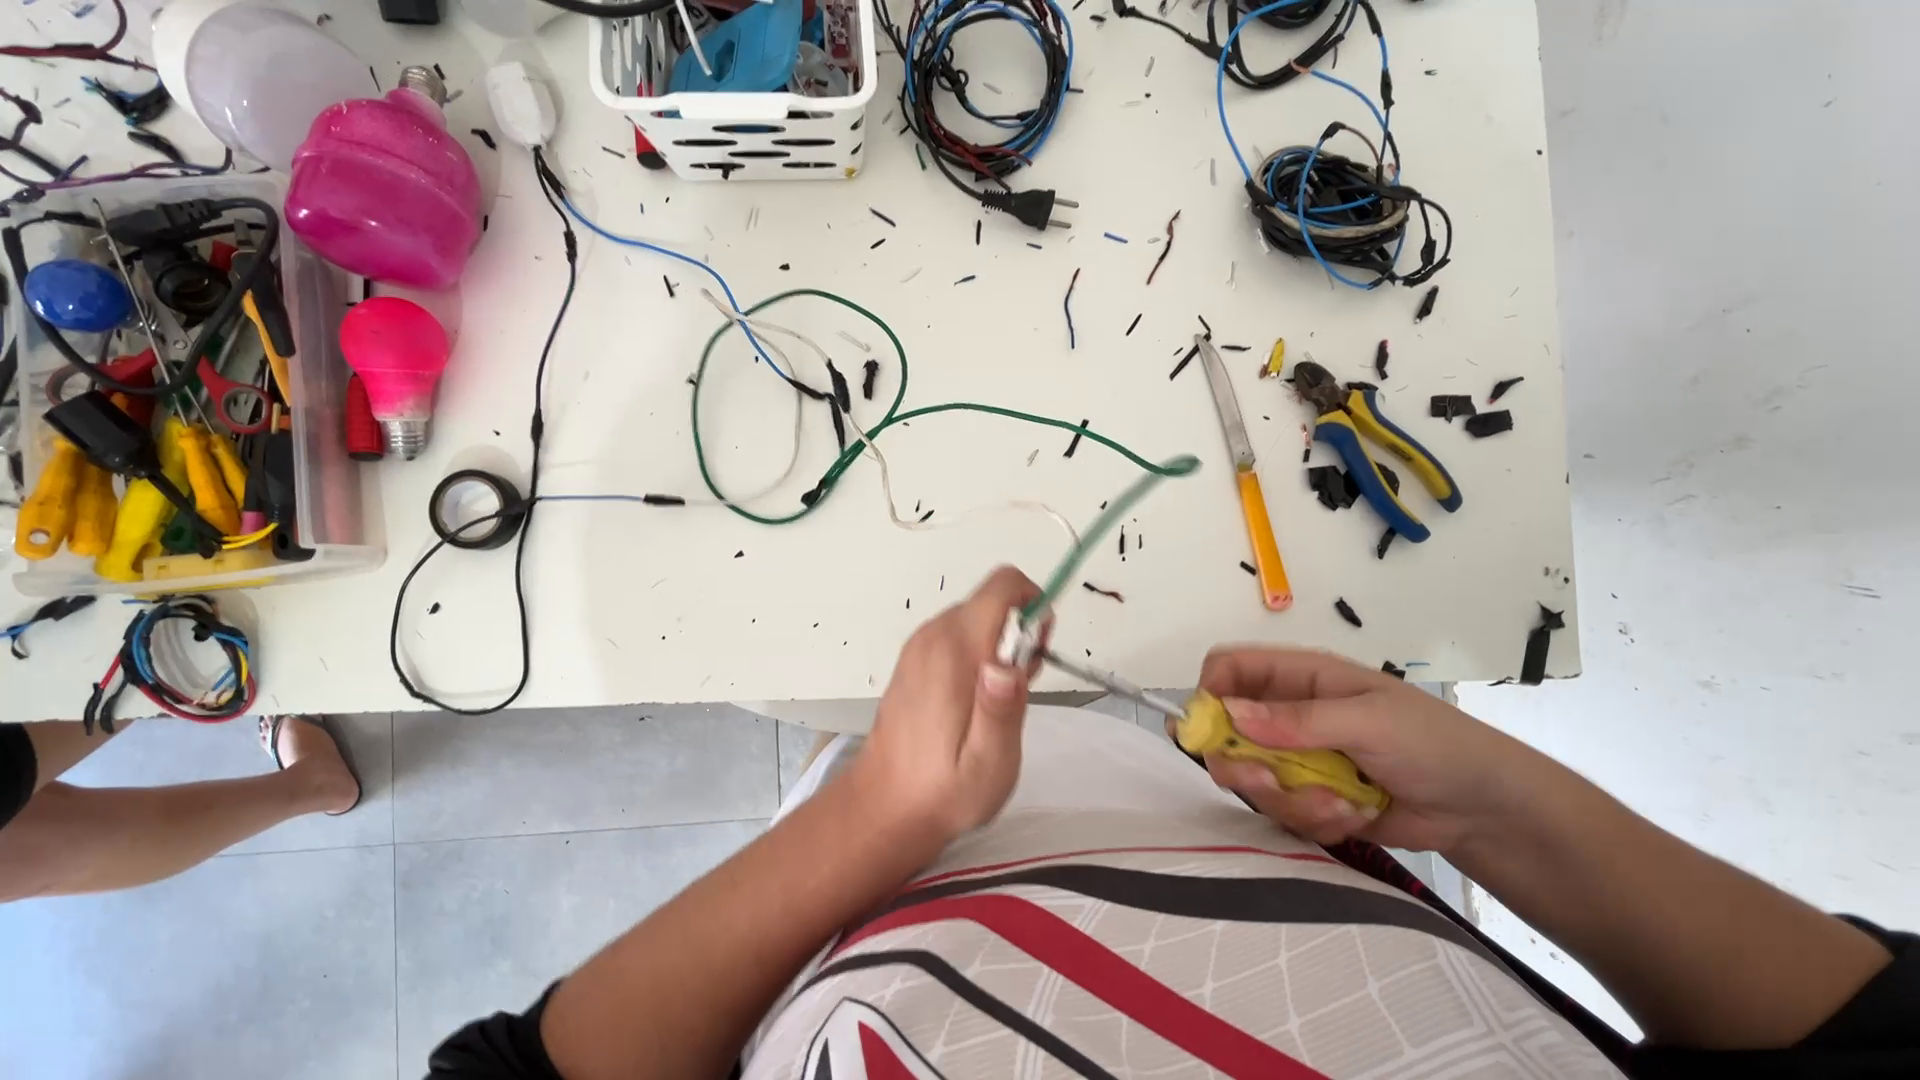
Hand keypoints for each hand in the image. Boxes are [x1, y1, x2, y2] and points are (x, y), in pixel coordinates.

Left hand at [848, 567, 1043, 843]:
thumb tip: (1007, 663)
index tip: (1036, 652)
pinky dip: (976, 656)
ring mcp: (919, 645)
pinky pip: (957, 636)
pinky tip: (972, 705)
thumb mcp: (988, 763)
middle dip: (1019, 634)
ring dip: (999, 648)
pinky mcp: (914, 659)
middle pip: (992, 601)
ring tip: (995, 706)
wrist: (884, 805)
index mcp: (955, 650)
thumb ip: (1002, 710)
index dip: (1034, 607)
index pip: (1003, 586)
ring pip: (976, 619)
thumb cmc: (944, 790)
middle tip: (1018, 692)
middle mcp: (934, 635)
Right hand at [1196, 647, 1553, 855]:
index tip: (1209, 731)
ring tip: (1339, 805)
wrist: (1484, 809)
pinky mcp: (1309, 800)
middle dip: (1243, 764)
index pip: (1230, 669)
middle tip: (1266, 782)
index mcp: (1301, 678)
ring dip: (1291, 799)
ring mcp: (1298, 760)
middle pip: (1226, 733)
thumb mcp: (1368, 721)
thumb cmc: (1434, 744)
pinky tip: (1355, 816)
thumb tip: (1230, 713)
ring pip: (1251, 779)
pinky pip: (1283, 813)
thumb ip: (1298, 719)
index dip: (1210, 693)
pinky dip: (1315, 820)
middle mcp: (1288, 716)